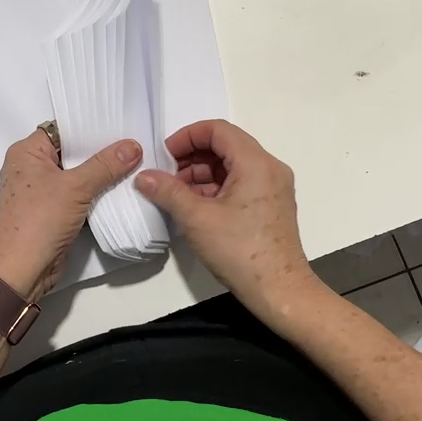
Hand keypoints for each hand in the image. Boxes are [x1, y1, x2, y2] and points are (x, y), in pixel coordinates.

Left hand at [0, 128, 142, 301]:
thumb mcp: (75, 187)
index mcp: (26, 152)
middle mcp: (31, 167)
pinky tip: (123, 187)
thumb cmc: (40, 219)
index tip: (122, 123)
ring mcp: (42, 191)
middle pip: (72, 151)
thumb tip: (133, 145)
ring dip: (102, 173)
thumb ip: (105, 165)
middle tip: (136, 142)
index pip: (62, 129)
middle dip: (101, 150)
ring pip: (77, 174)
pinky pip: (78, 194)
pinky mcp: (53, 212)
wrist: (22, 269)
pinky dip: (96, 192)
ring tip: (136, 162)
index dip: (90, 126)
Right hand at [134, 119, 319, 318]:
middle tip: (165, 176)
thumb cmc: (239, 250)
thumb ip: (168, 192)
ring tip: (175, 194)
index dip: (187, 136)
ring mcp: (272, 188)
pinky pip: (239, 184)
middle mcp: (269, 168)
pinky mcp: (269, 206)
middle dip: (192, 157)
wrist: (278, 290)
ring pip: (231, 166)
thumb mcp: (197, 218)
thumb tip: (143, 176)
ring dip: (201, 174)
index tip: (164, 155)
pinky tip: (193, 207)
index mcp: (256, 163)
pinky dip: (214, 188)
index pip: (218, 130)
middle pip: (225, 146)